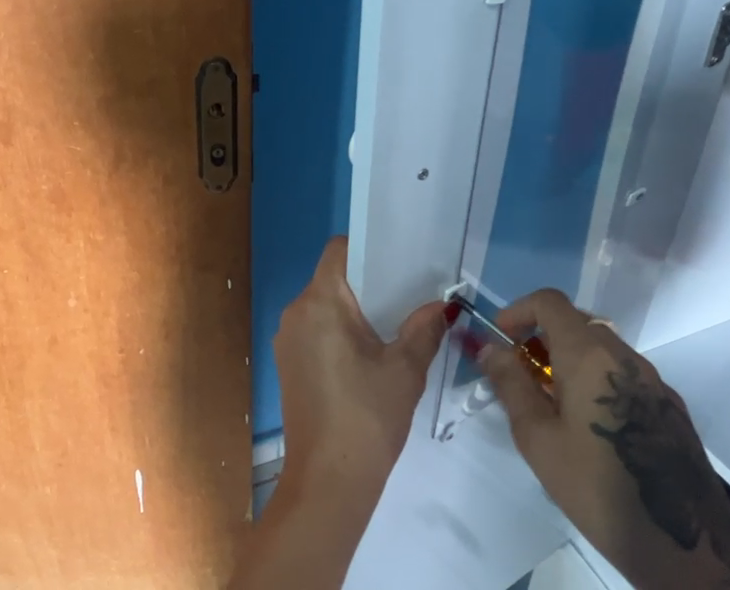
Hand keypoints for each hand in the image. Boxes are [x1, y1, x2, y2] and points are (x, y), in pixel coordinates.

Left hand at [229, 237, 444, 589]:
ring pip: (324, 307)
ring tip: (395, 324)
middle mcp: (295, 312)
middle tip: (409, 293)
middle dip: (368, 284)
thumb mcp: (405, 371)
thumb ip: (423, 330)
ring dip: (355, 311)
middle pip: (331, 279)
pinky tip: (370, 354)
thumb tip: (441, 305)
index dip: (368, 249)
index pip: (338, 252)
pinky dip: (340, 332)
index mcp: (319, 303)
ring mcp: (287, 339)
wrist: (328, 479)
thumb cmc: (368, 416)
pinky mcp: (288, 363)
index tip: (399, 259)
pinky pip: (316, 331)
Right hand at [480, 289, 729, 589]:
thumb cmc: (596, 487)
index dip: (518, 311)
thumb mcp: (537, 437)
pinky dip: (597, 382)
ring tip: (552, 407)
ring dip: (570, 361)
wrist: (686, 546)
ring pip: (603, 351)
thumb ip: (510, 384)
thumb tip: (490, 348)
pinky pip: (624, 377)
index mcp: (590, 356)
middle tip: (521, 376)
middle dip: (542, 338)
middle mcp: (626, 358)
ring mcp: (656, 384)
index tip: (502, 342)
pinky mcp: (672, 411)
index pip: (549, 302)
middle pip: (577, 323)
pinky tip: (591, 430)